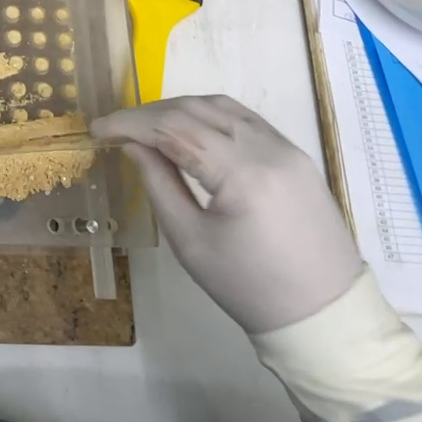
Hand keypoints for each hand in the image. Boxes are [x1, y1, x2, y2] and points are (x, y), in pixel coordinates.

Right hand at [90, 95, 361, 332]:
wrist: (324, 314)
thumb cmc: (248, 286)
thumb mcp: (190, 241)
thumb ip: (159, 184)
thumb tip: (133, 146)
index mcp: (242, 174)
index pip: (174, 127)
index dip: (130, 123)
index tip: (97, 131)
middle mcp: (268, 148)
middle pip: (196, 109)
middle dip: (148, 114)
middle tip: (115, 129)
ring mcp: (286, 148)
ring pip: (221, 106)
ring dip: (177, 110)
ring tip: (145, 127)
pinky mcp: (295, 155)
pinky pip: (243, 119)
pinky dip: (206, 116)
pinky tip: (185, 131)